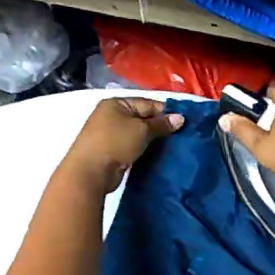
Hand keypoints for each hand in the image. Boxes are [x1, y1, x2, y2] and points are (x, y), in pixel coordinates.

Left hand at [56, 97, 183, 193]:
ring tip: (172, 146)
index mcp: (116, 103)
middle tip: (180, 135)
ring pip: (137, 134)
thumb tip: (180, 118)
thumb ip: (161, 124)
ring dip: (152, 140)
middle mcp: (111, 116)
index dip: (165, 112)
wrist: (91, 171)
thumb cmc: (115, 142)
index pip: (146, 103)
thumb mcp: (142, 130)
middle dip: (159, 126)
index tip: (183, 122)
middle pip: (141, 118)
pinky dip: (143, 149)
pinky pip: (132, 146)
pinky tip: (157, 155)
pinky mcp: (111, 151)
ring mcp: (109, 134)